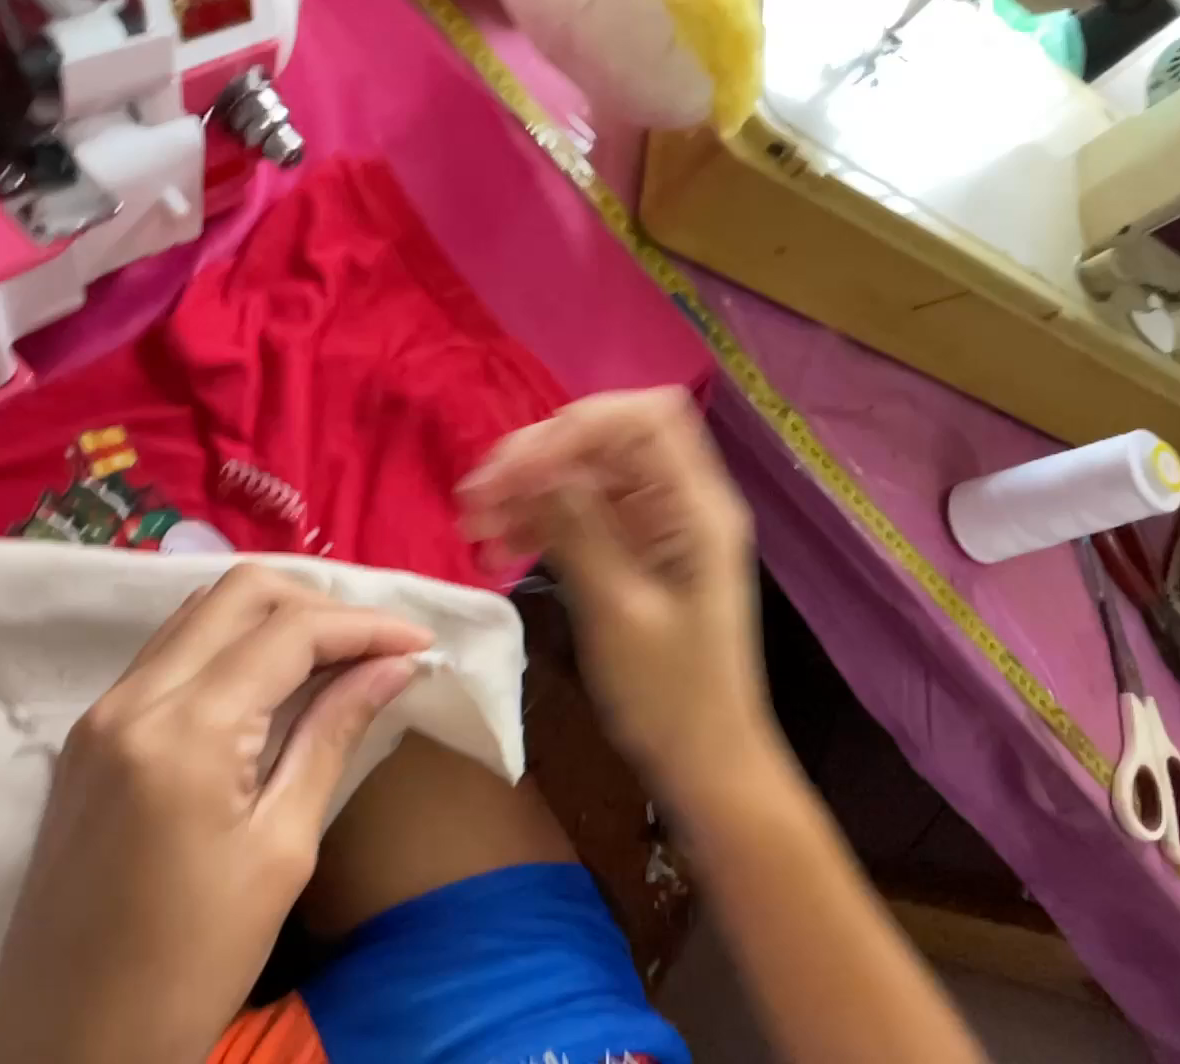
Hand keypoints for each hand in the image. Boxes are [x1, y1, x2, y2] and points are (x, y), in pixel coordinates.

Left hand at [0, 566, 432, 1063]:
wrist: (66, 1047)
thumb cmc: (193, 963)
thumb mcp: (284, 848)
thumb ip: (333, 735)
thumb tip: (394, 668)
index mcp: (184, 731)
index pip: (290, 632)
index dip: (365, 625)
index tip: (420, 641)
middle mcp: (132, 698)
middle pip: (238, 593)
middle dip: (318, 604)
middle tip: (375, 646)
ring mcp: (101, 712)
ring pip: (200, 613)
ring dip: (274, 618)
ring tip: (336, 657)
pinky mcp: (91, 735)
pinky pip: (173, 653)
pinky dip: (233, 646)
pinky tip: (274, 684)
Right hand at [458, 388, 768, 785]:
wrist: (704, 759)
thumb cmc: (671, 698)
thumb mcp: (618, 612)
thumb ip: (578, 530)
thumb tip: (535, 466)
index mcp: (697, 508)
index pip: (642, 419)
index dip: (575, 427)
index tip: (515, 471)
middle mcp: (681, 503)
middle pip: (606, 442)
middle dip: (538, 459)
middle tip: (477, 499)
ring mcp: (657, 527)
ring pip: (585, 477)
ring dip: (528, 493)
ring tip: (475, 530)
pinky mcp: (635, 553)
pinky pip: (582, 517)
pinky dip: (539, 523)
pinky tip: (498, 550)